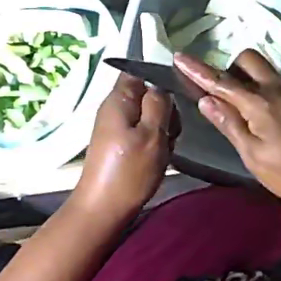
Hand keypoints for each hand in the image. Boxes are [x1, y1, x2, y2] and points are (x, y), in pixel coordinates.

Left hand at [71, 74, 175, 222]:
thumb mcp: (152, 133)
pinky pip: (144, 134)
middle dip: (166, 110)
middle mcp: (115, 107)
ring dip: (163, 130)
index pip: (139, 69)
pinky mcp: (120, 145)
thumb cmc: (128, 171)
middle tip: (171, 133)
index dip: (160, 76)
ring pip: (149, 116)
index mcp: (119, 98)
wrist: (103, 210)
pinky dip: (155, 144)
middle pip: (148, 94)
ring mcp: (116, 126)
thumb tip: (161, 84)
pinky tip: (159, 160)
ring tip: (164, 151)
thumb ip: (159, 103)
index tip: (177, 94)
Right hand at [177, 51, 280, 217]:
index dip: (197, 69)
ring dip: (258, 85)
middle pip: (248, 59)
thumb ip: (231, 126)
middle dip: (232, 66)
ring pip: (271, 74)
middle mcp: (280, 88)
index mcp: (260, 104)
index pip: (220, 81)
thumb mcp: (257, 160)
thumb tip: (207, 100)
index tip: (178, 56)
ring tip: (263, 121)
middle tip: (229, 92)